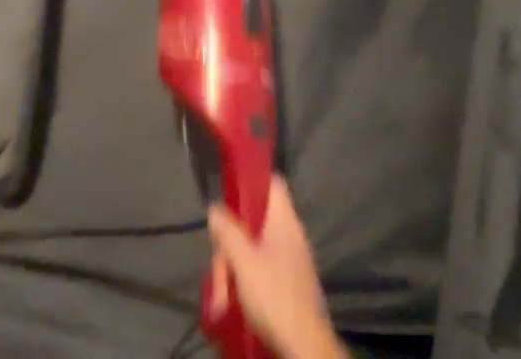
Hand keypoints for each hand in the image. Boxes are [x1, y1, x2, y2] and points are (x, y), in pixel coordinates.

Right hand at [207, 178, 345, 358]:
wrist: (304, 348)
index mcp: (285, 224)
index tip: (226, 186)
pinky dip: (243, 282)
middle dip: (230, 240)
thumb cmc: (275, 297)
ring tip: (224, 293)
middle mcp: (290, 238)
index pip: (272, 184)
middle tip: (220, 262)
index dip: (250, 179)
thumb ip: (227, 231)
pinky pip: (258, 271)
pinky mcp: (287, 285)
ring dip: (232, 268)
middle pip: (253, 221)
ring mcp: (290, 263)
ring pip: (251, 249)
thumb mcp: (243, 261)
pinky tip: (232, 302)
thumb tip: (215, 207)